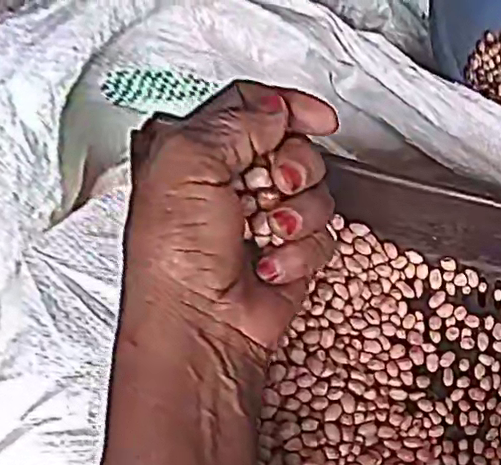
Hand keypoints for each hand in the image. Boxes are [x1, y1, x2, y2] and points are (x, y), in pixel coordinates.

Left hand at [123, 81, 341, 356]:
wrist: (203, 319)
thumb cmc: (176, 252)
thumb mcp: (187, 162)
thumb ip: (235, 124)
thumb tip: (278, 110)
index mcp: (200, 147)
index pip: (255, 109)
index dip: (291, 109)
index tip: (320, 118)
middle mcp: (238, 181)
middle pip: (297, 151)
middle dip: (294, 170)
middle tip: (276, 186)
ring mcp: (269, 220)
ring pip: (317, 198)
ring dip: (297, 217)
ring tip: (267, 233)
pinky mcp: (296, 255)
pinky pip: (324, 239)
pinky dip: (300, 254)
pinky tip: (270, 266)